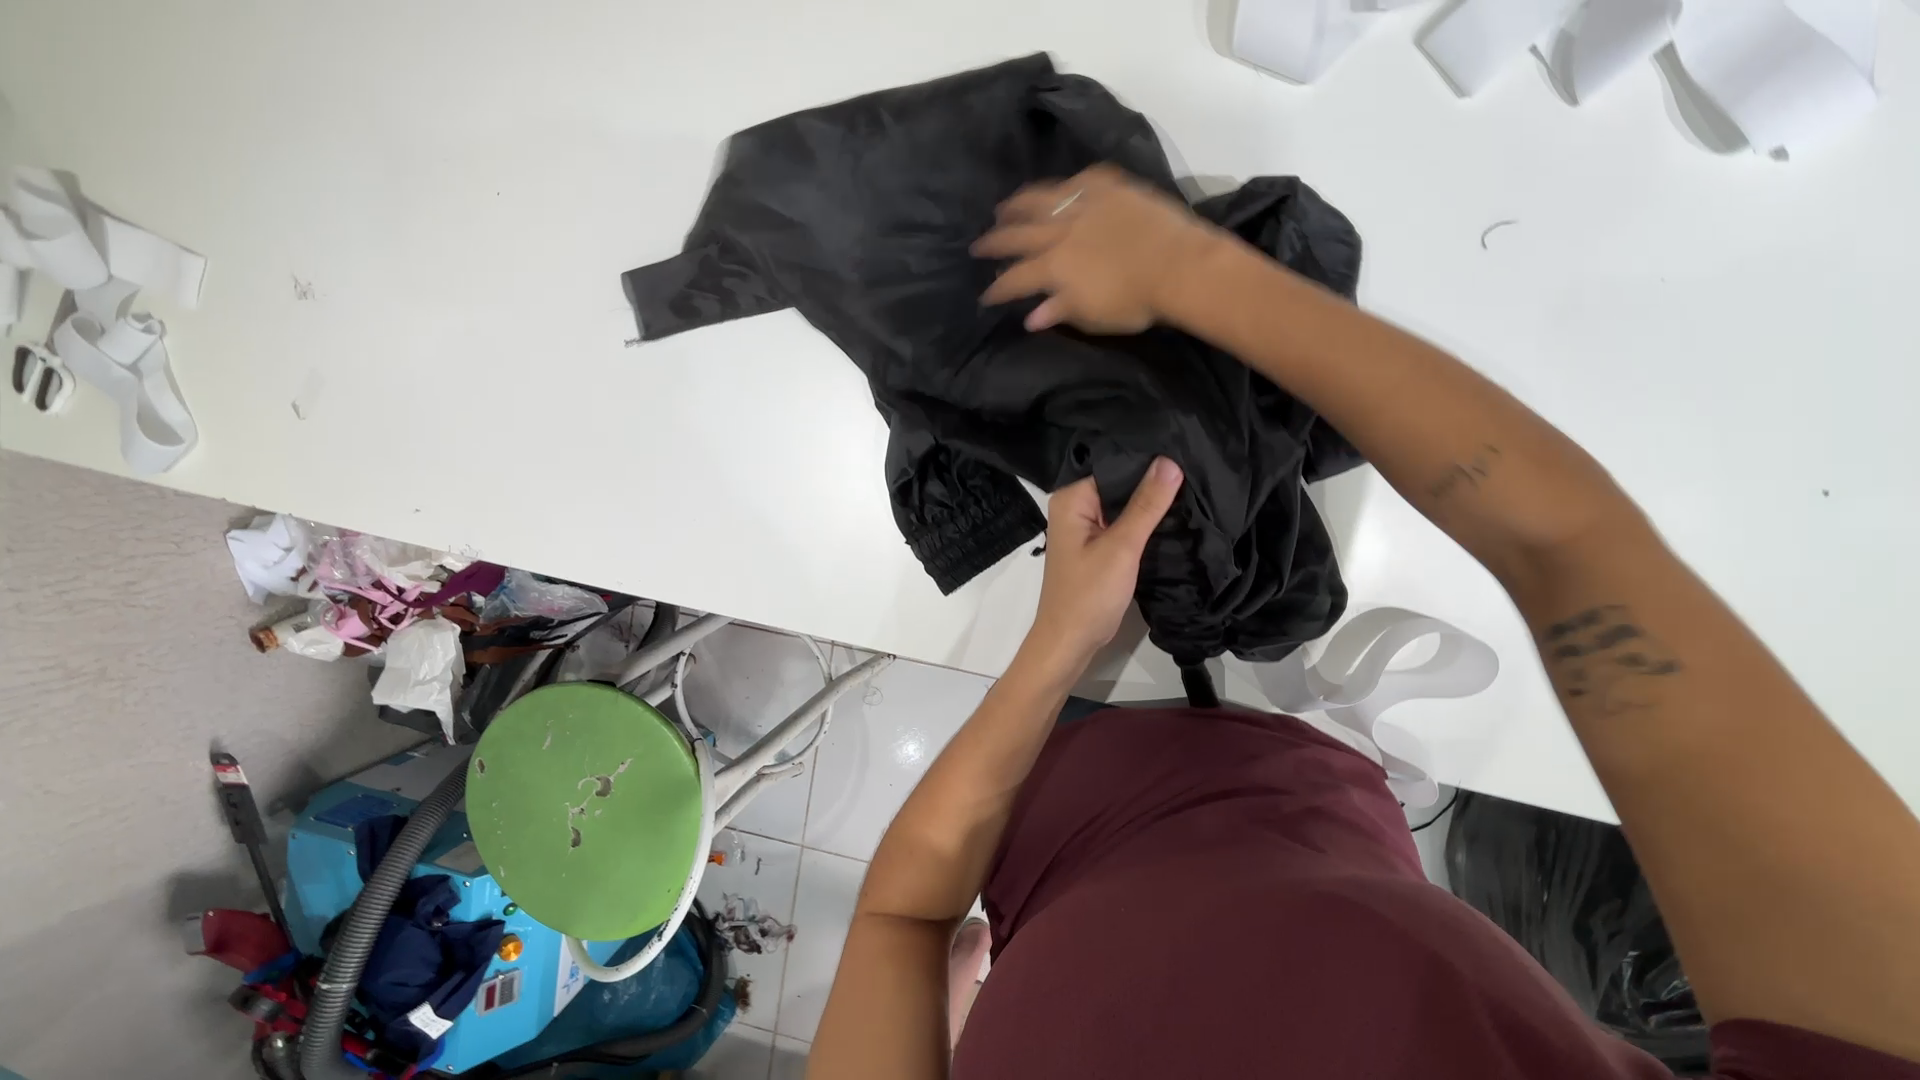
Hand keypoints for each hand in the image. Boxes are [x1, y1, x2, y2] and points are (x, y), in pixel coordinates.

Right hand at [972, 164, 1221, 332]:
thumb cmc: (1137, 301)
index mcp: (1055, 266)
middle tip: (978, 244)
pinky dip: (1068, 185)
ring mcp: (1086, 204)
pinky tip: (1062, 187)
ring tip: (1004, 207)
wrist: (1179, 265)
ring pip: (1042, 200)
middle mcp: (1062, 231)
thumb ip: (1060, 311)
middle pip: (1019, 234)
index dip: (999, 288)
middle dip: (996, 241)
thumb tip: (1031, 317)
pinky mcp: (1111, 187)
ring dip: (1019, 204)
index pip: (1016, 278)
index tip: (985, 296)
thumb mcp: (1094, 315)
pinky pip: (1082, 181)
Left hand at [1024, 457, 1184, 672]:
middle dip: (1152, 485)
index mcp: (1071, 499)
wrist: (1071, 641)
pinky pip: (1122, 526)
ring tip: (1191, 492)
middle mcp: (1074, 508)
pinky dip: (1142, 526)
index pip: (1116, 467)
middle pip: (1120, 486)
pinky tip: (1171, 520)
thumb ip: (1146, 504)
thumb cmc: (1090, 593)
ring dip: (1149, 507)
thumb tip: (1170, 462)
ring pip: (1123, 507)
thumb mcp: (1122, 546)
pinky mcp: (1096, 548)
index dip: (1148, 464)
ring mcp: (1084, 529)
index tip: (1185, 456)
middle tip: (1195, 474)